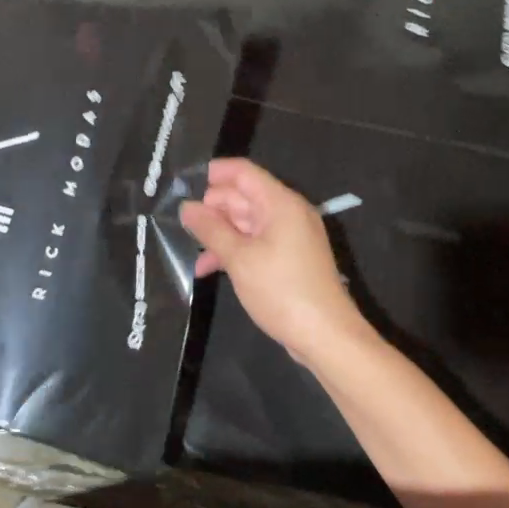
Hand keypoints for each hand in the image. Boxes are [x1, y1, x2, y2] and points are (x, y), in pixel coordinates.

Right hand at [179, 158, 371, 366]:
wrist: (325, 335)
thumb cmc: (281, 290)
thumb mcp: (239, 259)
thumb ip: (210, 230)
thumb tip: (187, 207)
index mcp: (281, 204)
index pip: (244, 172)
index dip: (215, 173)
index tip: (185, 184)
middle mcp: (288, 214)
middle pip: (244, 196)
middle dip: (213, 208)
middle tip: (183, 224)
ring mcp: (291, 237)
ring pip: (247, 223)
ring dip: (220, 233)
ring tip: (191, 250)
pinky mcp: (290, 259)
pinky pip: (257, 243)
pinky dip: (234, 250)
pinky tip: (209, 269)